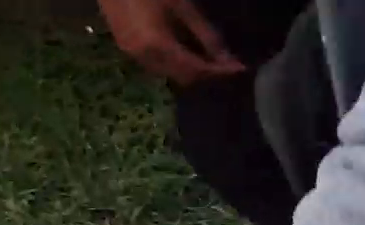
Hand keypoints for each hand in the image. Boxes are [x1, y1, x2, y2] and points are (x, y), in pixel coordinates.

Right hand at [98, 0, 244, 84]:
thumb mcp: (181, 4)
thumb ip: (206, 34)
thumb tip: (228, 58)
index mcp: (158, 46)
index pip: (197, 70)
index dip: (219, 71)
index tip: (239, 68)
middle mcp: (144, 57)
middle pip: (184, 77)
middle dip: (206, 73)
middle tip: (225, 63)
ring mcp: (131, 53)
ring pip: (170, 73)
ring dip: (190, 69)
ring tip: (206, 56)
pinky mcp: (124, 46)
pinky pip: (156, 64)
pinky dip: (173, 61)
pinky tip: (183, 48)